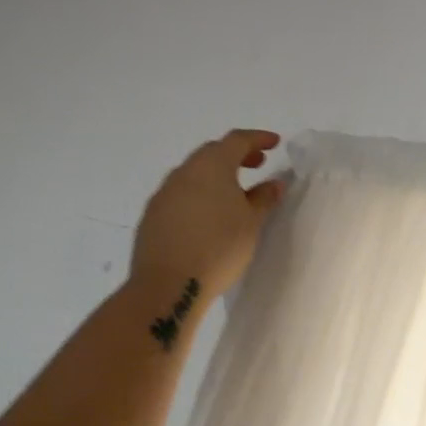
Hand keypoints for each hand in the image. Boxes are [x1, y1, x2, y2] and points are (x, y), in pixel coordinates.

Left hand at [131, 129, 284, 296]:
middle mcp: (184, 172)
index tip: (275, 143)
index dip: (258, 138)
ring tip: (233, 193)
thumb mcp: (252, 223)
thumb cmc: (219, 247)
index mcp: (212, 165)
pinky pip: (179, 195)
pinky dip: (197, 195)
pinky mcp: (151, 217)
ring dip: (215, 176)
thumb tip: (274, 183)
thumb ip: (264, 198)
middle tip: (257, 165)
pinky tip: (207, 216)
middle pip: (212, 153)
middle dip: (236, 155)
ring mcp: (163, 194)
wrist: (167, 286)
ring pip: (193, 174)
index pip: (237, 140)